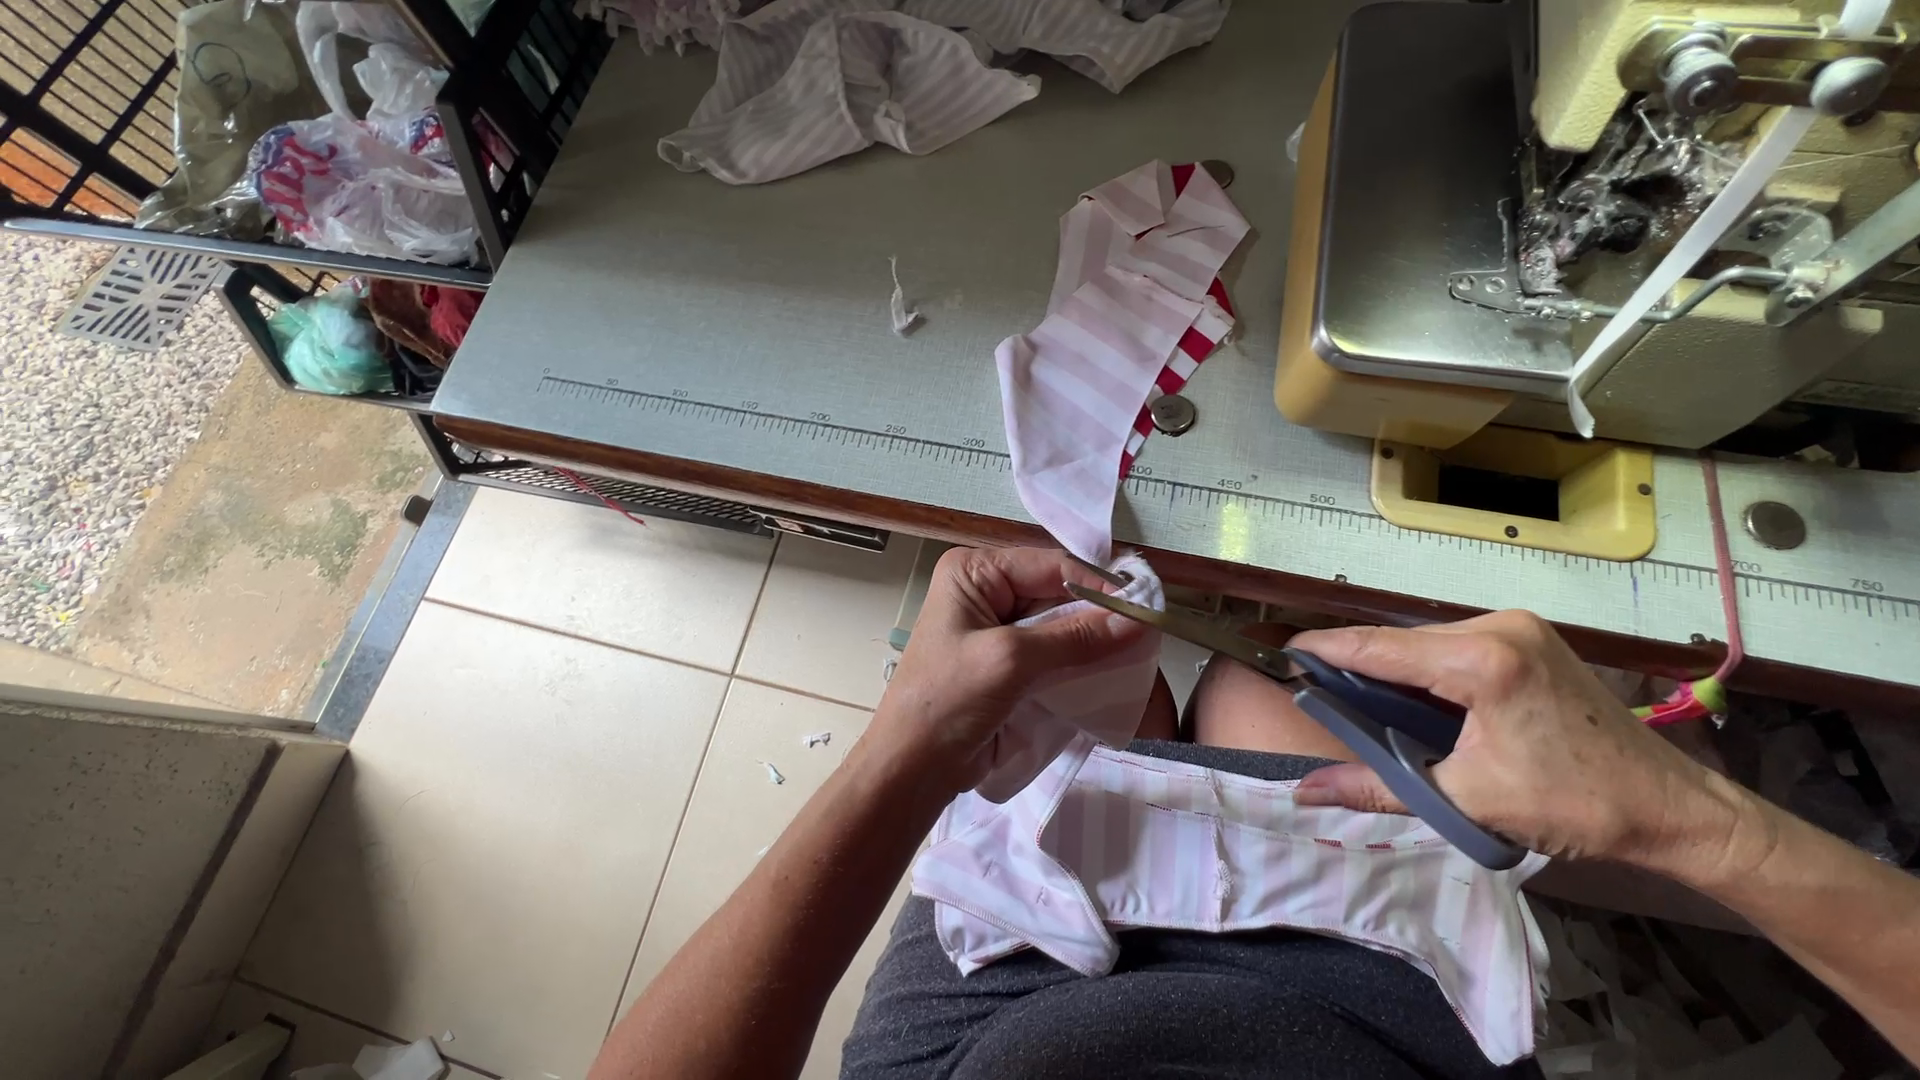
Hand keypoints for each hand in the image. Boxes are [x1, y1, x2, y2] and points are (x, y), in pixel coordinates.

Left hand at [862, 546, 1146, 795]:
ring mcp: (997, 628)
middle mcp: (986, 591)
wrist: (913, 766)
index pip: (1049, 565)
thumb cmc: (949, 700)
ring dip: (1093, 640)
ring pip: (1060, 624)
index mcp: (973, 572)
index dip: (1097, 584)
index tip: (1144, 606)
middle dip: (1097, 613)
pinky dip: (1079, 662)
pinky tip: (1108, 671)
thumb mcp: (1011, 660)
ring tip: (1137, 653)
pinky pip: (1054, 653)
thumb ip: (1075, 637)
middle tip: (1147, 632)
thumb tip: (1138, 618)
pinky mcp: (1008, 664)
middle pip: (1057, 592)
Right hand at [1288, 611, 1747, 874]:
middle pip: (1399, 640)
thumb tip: (1303, 791)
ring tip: (1359, 699)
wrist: (1675, 808)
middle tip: (1314, 689)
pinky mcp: (1528, 636)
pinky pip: (1451, 643)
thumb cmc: (1575, 806)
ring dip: (1390, 666)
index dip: (1323, 649)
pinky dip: (1422, 666)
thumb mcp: (1466, 800)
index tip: (1280, 655)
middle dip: (1355, 663)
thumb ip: (1376, 789)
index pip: (1378, 647)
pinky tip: (1412, 694)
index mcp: (1483, 661)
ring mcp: (1517, 626)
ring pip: (1424, 640)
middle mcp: (1498, 627)